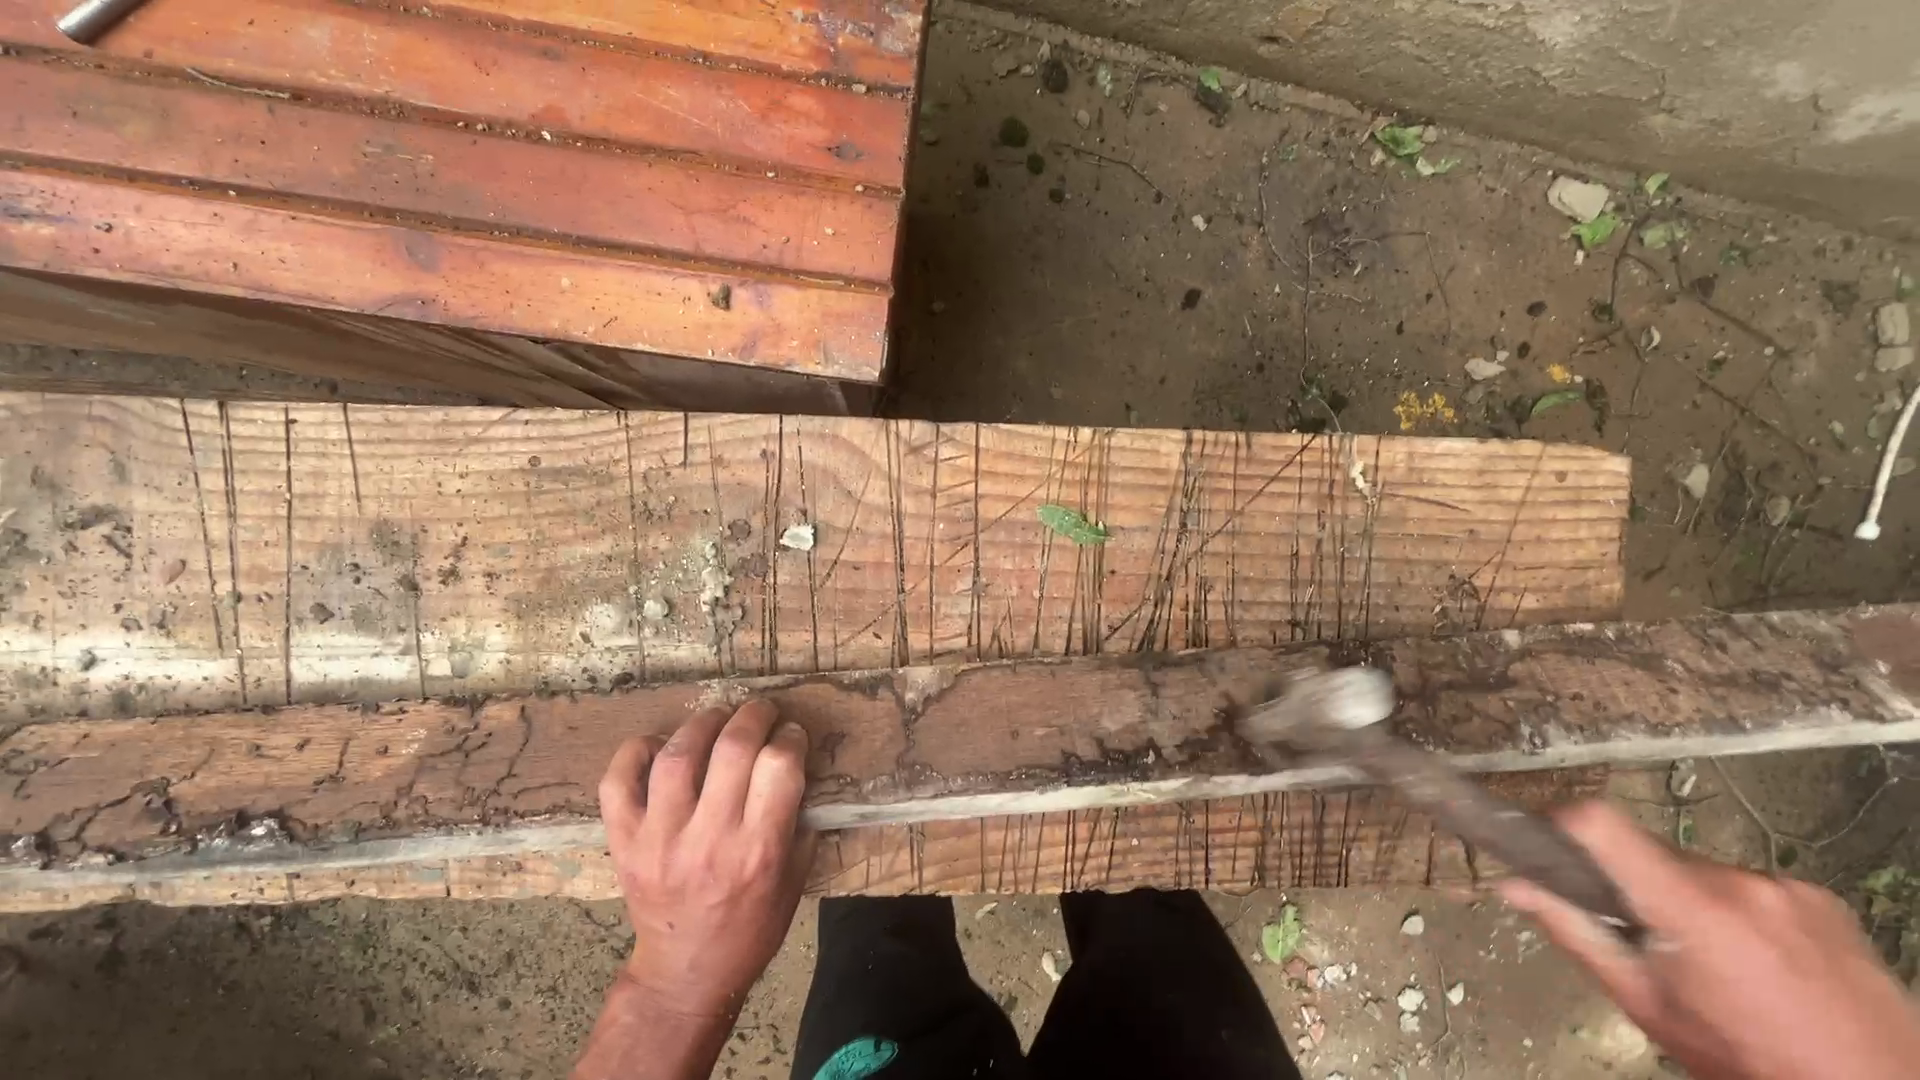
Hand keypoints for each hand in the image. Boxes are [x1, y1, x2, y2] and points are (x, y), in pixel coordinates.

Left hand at [600, 699, 815, 1015]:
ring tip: (717, 719)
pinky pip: (618, 782)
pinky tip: (660, 744)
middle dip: (754, 716)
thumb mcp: (795, 877)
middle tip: (761, 711)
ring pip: (677, 756)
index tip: (792, 734)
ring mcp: (660, 839)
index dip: (791, 737)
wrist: (687, 971)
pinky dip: (636, 751)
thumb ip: (800, 820)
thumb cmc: (752, 925)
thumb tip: (798, 764)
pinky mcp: (624, 842)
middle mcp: (710, 840)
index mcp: (759, 850)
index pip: (779, 766)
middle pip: (733, 749)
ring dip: (703, 723)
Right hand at [1500, 801, 1919, 1079]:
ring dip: (1681, 897)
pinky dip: (1730, 910)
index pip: (1601, 823)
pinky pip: (1745, 884)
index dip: (1560, 822)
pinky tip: (1751, 959)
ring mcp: (1788, 886)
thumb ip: (1576, 935)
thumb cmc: (1745, 1062)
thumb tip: (1510, 884)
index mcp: (1691, 908)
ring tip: (1704, 958)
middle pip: (1647, 850)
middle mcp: (1740, 881)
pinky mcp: (1822, 897)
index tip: (1544, 844)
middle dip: (1628, 880)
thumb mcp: (1646, 1005)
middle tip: (1636, 934)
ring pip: (1695, 869)